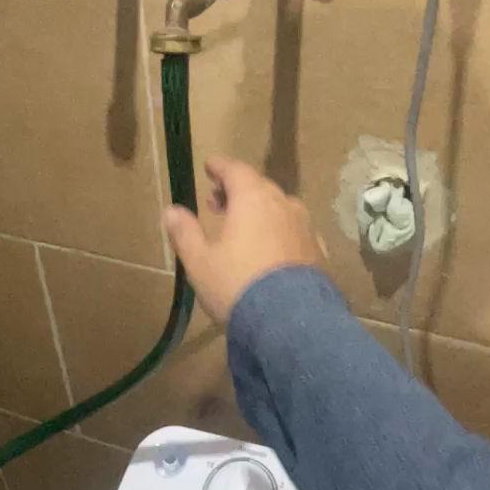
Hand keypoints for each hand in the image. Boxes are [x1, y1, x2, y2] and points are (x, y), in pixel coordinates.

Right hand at [162, 157, 321, 324]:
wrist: (289, 322)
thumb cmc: (237, 285)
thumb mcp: (200, 261)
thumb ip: (185, 232)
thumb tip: (171, 210)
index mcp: (253, 198)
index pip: (236, 170)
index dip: (220, 168)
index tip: (209, 168)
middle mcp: (283, 204)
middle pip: (258, 187)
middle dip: (237, 191)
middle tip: (217, 204)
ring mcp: (305, 227)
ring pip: (279, 208)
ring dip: (260, 211)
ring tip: (243, 228)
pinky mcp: (318, 251)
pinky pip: (294, 231)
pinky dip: (279, 232)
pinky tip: (272, 250)